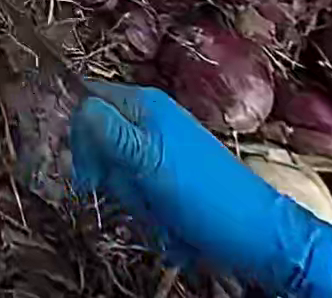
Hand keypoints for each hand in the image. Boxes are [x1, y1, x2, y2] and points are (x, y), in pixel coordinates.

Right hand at [70, 82, 331, 297]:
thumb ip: (109, 131)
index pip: (90, 100)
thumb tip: (77, 104)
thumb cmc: (200, 192)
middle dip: (109, 172)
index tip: (86, 168)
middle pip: (100, 137)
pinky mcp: (169, 174)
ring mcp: (160, 146)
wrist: (254, 233)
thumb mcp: (147, 160)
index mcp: (142, 102)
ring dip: (128, 195)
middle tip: (129, 191)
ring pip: (117, 168)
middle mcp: (149, 117)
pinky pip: (138, 187)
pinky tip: (163, 220)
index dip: (80, 132)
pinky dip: (145, 207)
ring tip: (153, 209)